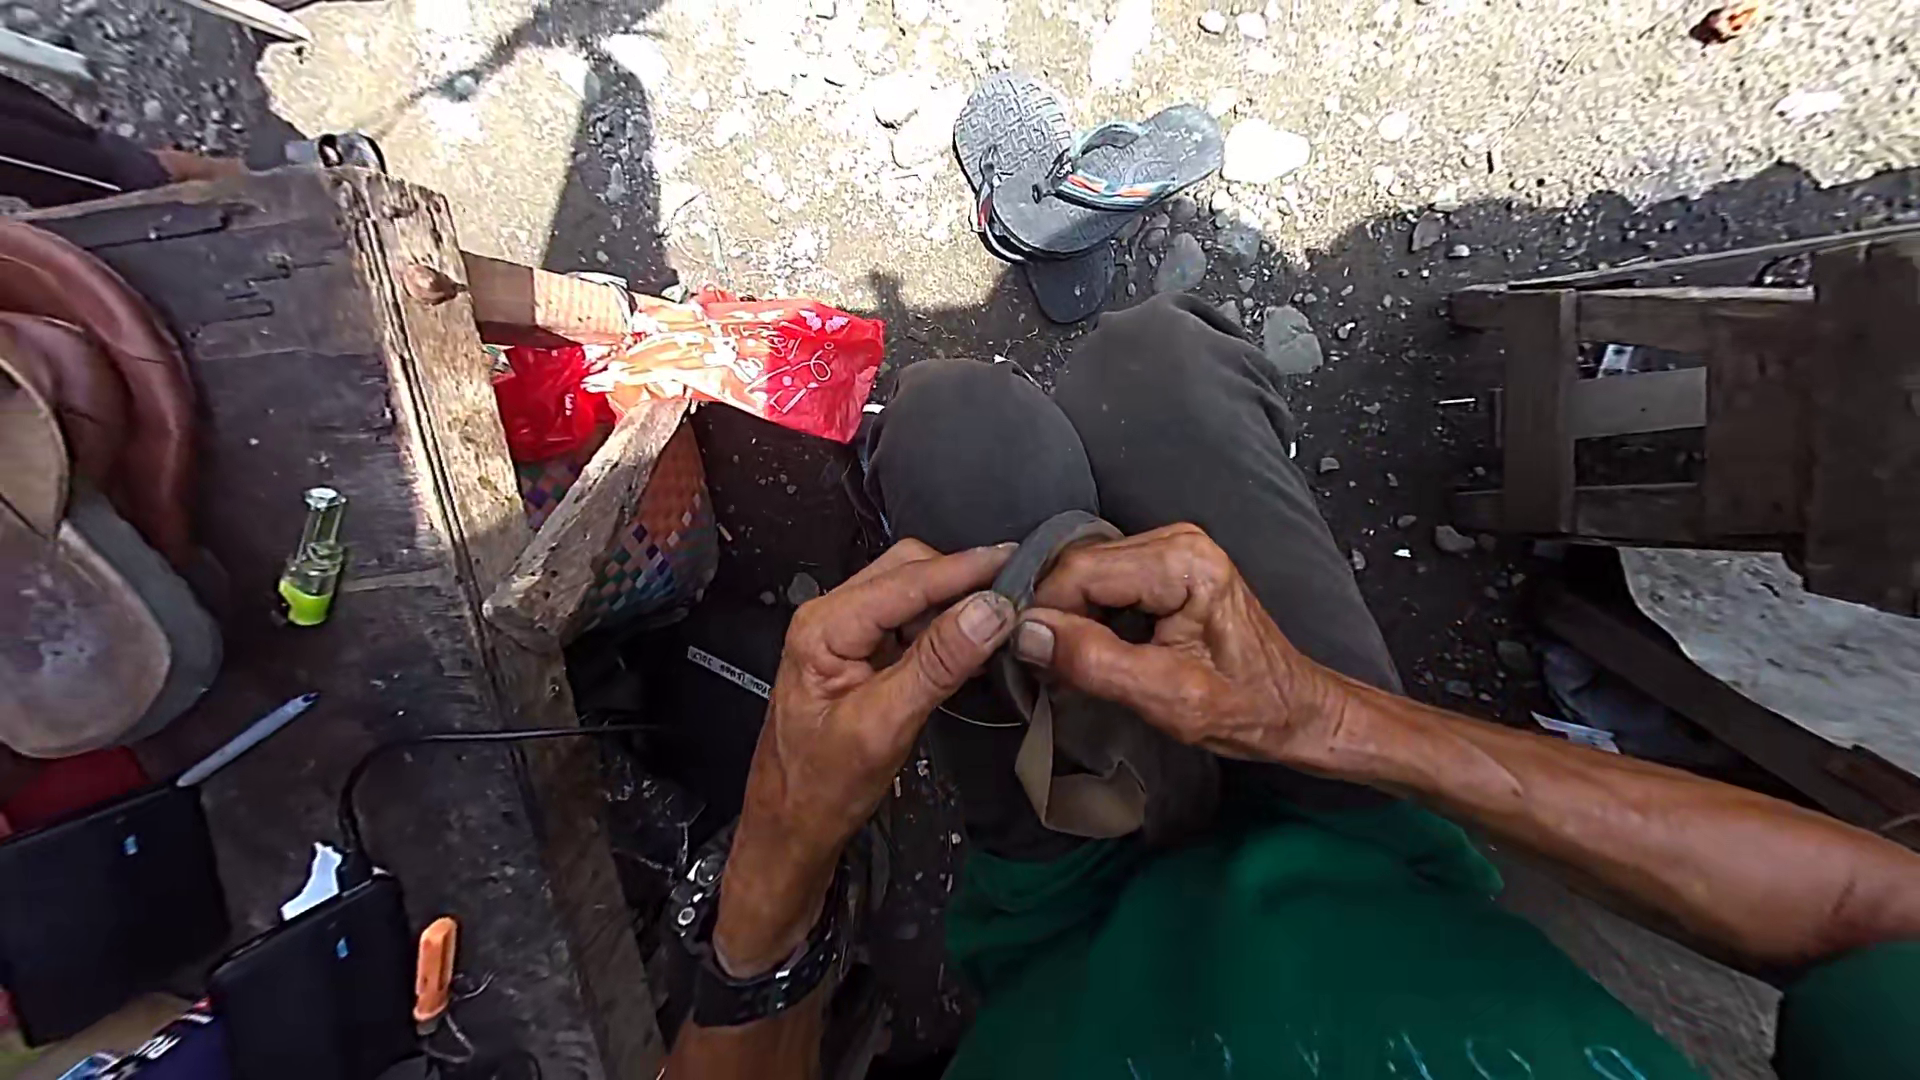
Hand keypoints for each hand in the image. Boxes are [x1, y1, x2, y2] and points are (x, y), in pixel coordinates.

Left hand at [714, 540, 1015, 975]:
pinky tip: (974, 639)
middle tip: (1015, 591)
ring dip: (957, 598)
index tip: (1016, 562)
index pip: (907, 579)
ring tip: (1003, 614)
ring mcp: (848, 631)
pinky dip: (947, 622)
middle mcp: (833, 615)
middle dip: (962, 576)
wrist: (792, 824)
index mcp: (825, 626)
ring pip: (914, 589)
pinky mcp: (865, 649)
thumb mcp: (884, 725)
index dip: (966, 569)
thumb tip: (988, 612)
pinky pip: (913, 618)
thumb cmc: (820, 786)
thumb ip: (938, 663)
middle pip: (908, 569)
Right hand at [1011, 524, 1343, 765]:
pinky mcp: (1162, 560)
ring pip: (1083, 571)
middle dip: (1057, 617)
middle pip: (1078, 567)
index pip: (1079, 572)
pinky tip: (1094, 645)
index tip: (1038, 663)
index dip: (1047, 616)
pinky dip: (1086, 613)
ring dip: (1069, 617)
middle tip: (1055, 669)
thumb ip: (1095, 662)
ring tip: (1074, 661)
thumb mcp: (1168, 698)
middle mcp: (1174, 539)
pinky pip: (1101, 577)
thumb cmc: (1246, 708)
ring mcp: (1168, 545)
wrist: (1294, 707)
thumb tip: (1027, 634)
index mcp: (1183, 563)